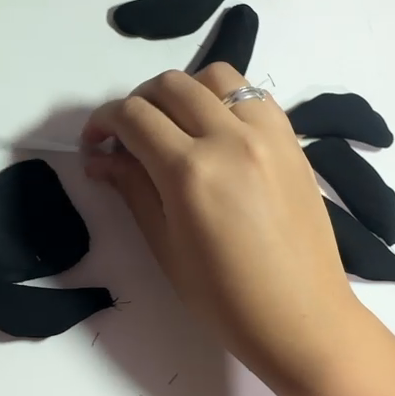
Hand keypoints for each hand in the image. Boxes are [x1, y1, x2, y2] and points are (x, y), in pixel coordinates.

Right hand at [82, 65, 365, 395]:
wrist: (301, 318)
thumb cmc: (224, 299)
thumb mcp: (165, 247)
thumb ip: (133, 189)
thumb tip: (101, 158)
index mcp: (191, 172)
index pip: (134, 117)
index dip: (103, 122)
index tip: (93, 143)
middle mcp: (231, 139)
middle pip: (171, 86)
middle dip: (137, 102)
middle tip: (125, 136)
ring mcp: (268, 135)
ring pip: (215, 77)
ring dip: (183, 90)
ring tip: (172, 125)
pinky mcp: (292, 141)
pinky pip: (253, 94)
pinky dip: (224, 99)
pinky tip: (214, 131)